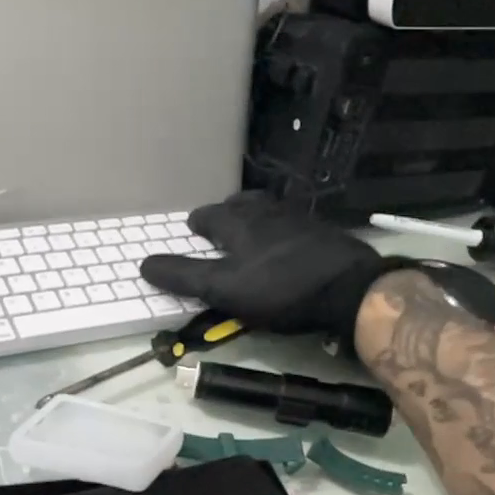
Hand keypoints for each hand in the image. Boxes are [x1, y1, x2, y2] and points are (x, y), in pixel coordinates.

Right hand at [140, 190, 414, 344]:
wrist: (351, 289)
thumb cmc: (280, 288)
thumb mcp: (223, 288)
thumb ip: (184, 277)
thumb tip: (143, 264)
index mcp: (240, 223)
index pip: (211, 215)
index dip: (199, 222)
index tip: (192, 228)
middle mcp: (269, 213)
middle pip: (243, 205)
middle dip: (228, 213)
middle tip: (221, 224)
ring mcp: (301, 221)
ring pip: (271, 212)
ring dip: (256, 219)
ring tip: (252, 232)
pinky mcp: (326, 235)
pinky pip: (295, 227)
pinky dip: (282, 233)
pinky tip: (287, 248)